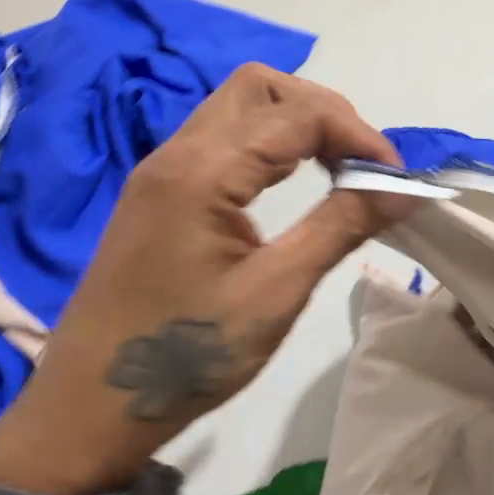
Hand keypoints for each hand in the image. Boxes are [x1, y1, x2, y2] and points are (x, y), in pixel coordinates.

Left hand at [0, 65, 406, 494]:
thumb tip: (402, 190)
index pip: (297, 115)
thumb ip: (340, 227)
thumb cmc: (188, 354)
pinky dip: (272, 145)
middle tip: (364, 164)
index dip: (358, 135)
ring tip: (341, 172)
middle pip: (260, 86)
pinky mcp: (161, 196)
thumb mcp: (276, 292)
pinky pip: (224, 140)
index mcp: (201, 173)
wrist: (91, 407)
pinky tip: (298, 184)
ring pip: (240, 107)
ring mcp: (163, 173)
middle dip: (325, 111)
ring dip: (298, 124)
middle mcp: (177, 155)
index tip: (396, 179)